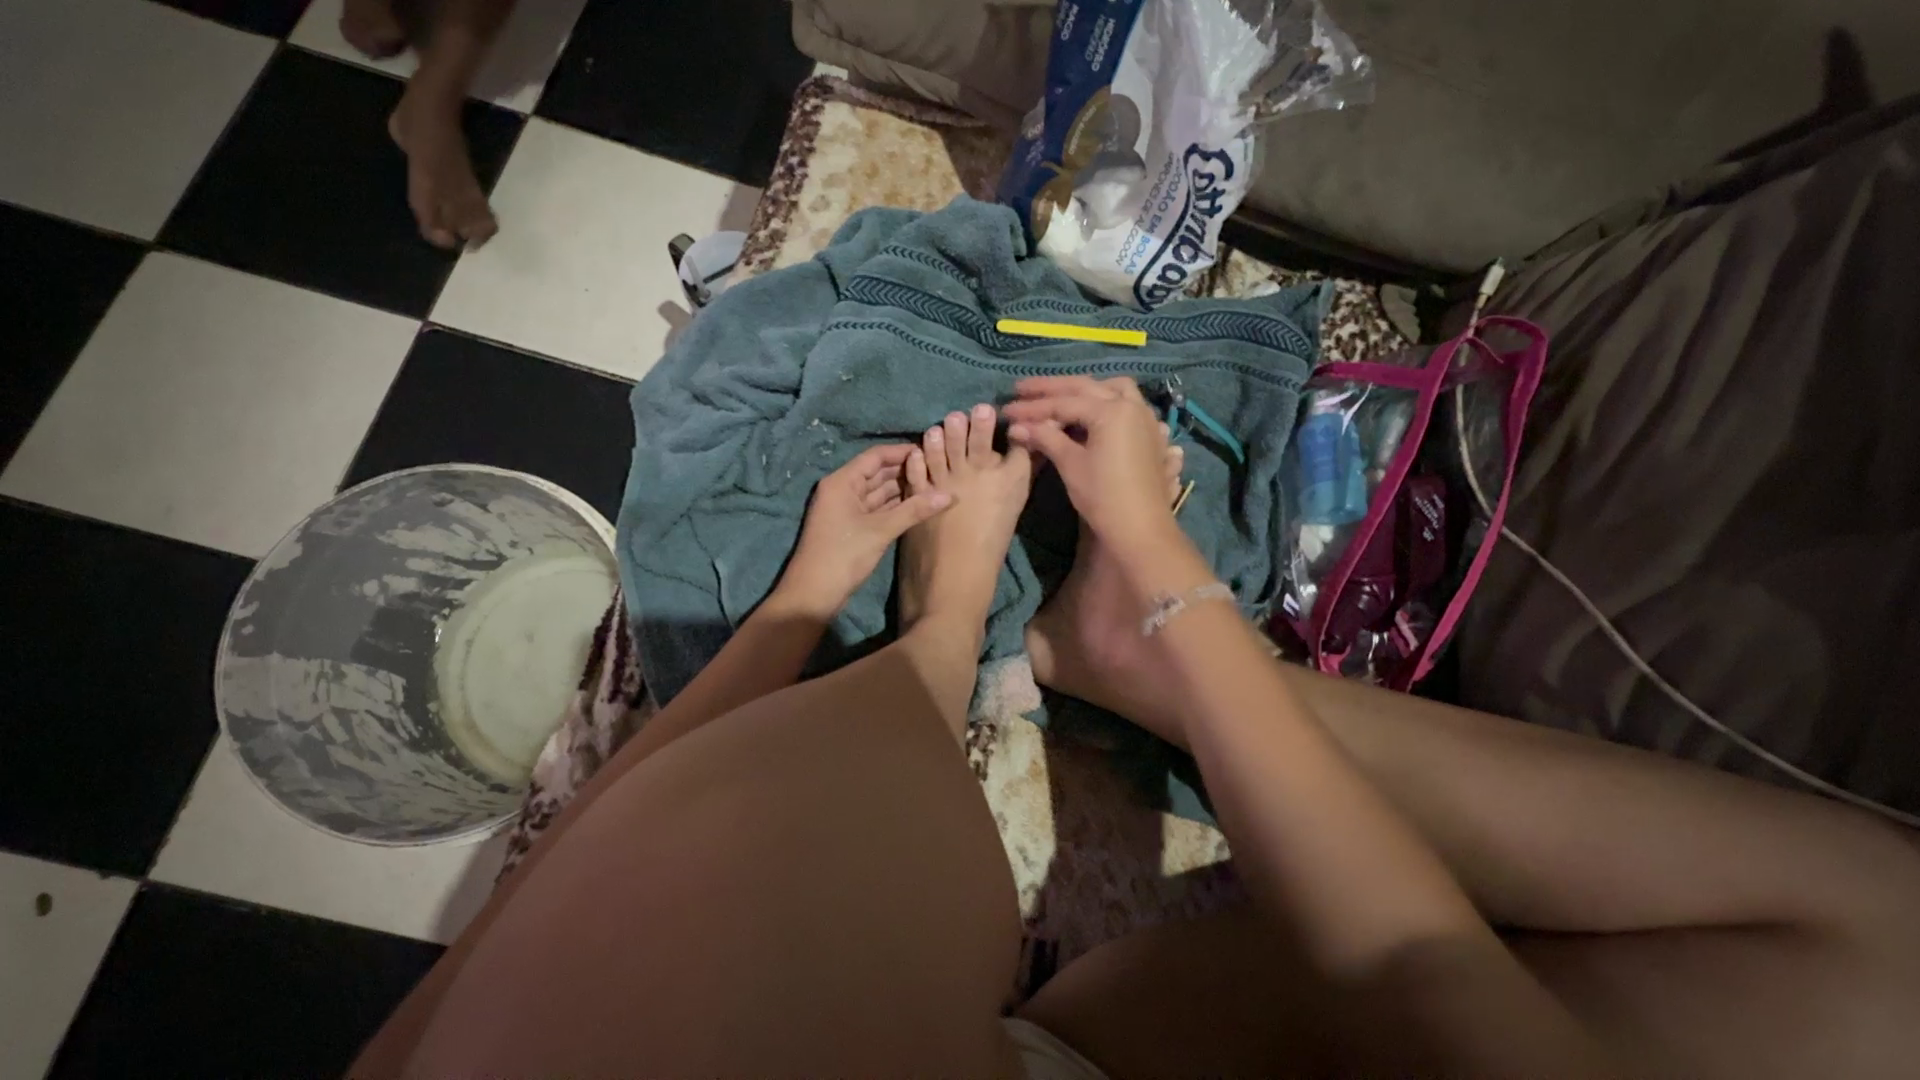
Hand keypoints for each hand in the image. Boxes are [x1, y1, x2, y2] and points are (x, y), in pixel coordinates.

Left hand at [772, 444, 953, 619]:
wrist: (814, 593)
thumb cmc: (843, 555)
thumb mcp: (881, 531)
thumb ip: (915, 510)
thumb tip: (950, 494)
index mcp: (842, 482)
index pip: (876, 456)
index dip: (903, 452)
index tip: (932, 450)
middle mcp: (843, 490)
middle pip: (878, 472)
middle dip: (906, 471)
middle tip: (939, 469)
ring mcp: (847, 509)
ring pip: (879, 492)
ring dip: (903, 490)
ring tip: (935, 485)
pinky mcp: (852, 526)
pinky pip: (877, 508)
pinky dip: (895, 506)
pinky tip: (919, 506)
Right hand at [1004, 376, 1181, 554]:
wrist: (1141, 529)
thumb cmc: (1103, 496)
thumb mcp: (1071, 464)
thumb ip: (1045, 438)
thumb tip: (1017, 426)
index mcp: (1111, 411)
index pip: (1064, 402)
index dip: (1032, 407)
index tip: (1007, 410)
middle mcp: (1132, 406)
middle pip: (1086, 388)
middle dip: (1052, 389)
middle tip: (1022, 389)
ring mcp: (1146, 418)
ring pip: (1113, 390)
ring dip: (1085, 389)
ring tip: (1060, 396)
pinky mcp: (1151, 434)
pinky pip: (1128, 405)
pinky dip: (1106, 402)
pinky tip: (1093, 414)